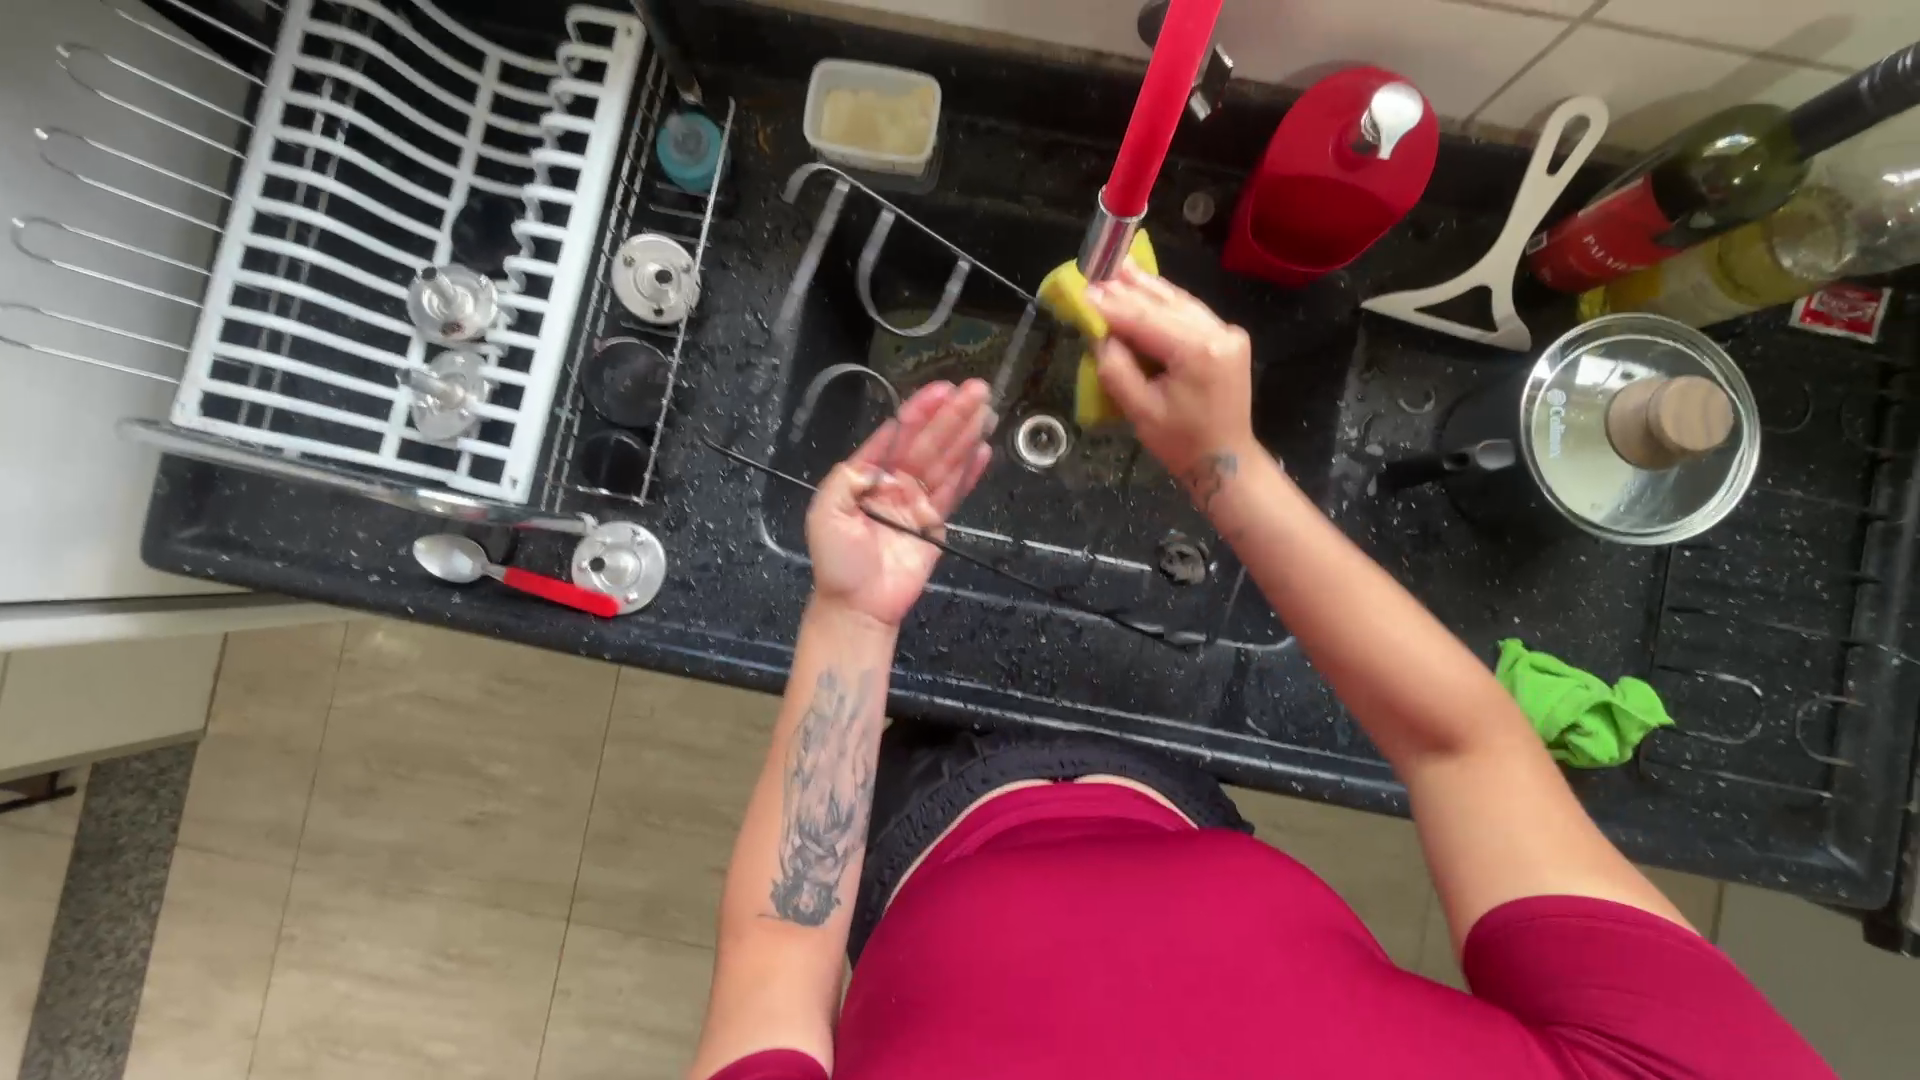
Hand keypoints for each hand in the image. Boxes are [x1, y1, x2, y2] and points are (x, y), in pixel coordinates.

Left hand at [806, 379, 993, 626]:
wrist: (858, 605)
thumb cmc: (837, 561)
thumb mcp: (826, 512)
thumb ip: (847, 479)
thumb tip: (878, 462)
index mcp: (868, 476)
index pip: (897, 436)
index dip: (919, 412)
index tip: (941, 391)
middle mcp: (895, 484)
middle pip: (928, 443)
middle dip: (952, 416)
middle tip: (977, 390)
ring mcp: (917, 503)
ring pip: (945, 463)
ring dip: (966, 435)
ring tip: (986, 410)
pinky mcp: (935, 524)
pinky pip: (955, 493)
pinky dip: (970, 472)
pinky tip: (983, 450)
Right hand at [1086, 263, 1257, 502]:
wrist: (1225, 459)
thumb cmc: (1180, 442)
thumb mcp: (1140, 411)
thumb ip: (1116, 368)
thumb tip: (1100, 335)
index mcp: (1198, 352)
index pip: (1146, 321)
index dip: (1112, 306)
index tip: (1084, 292)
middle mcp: (1219, 334)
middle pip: (1165, 304)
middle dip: (1129, 290)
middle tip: (1098, 269)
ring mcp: (1227, 333)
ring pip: (1180, 303)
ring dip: (1148, 288)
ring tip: (1120, 267)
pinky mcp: (1227, 339)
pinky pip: (1191, 313)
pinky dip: (1166, 303)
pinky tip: (1146, 288)